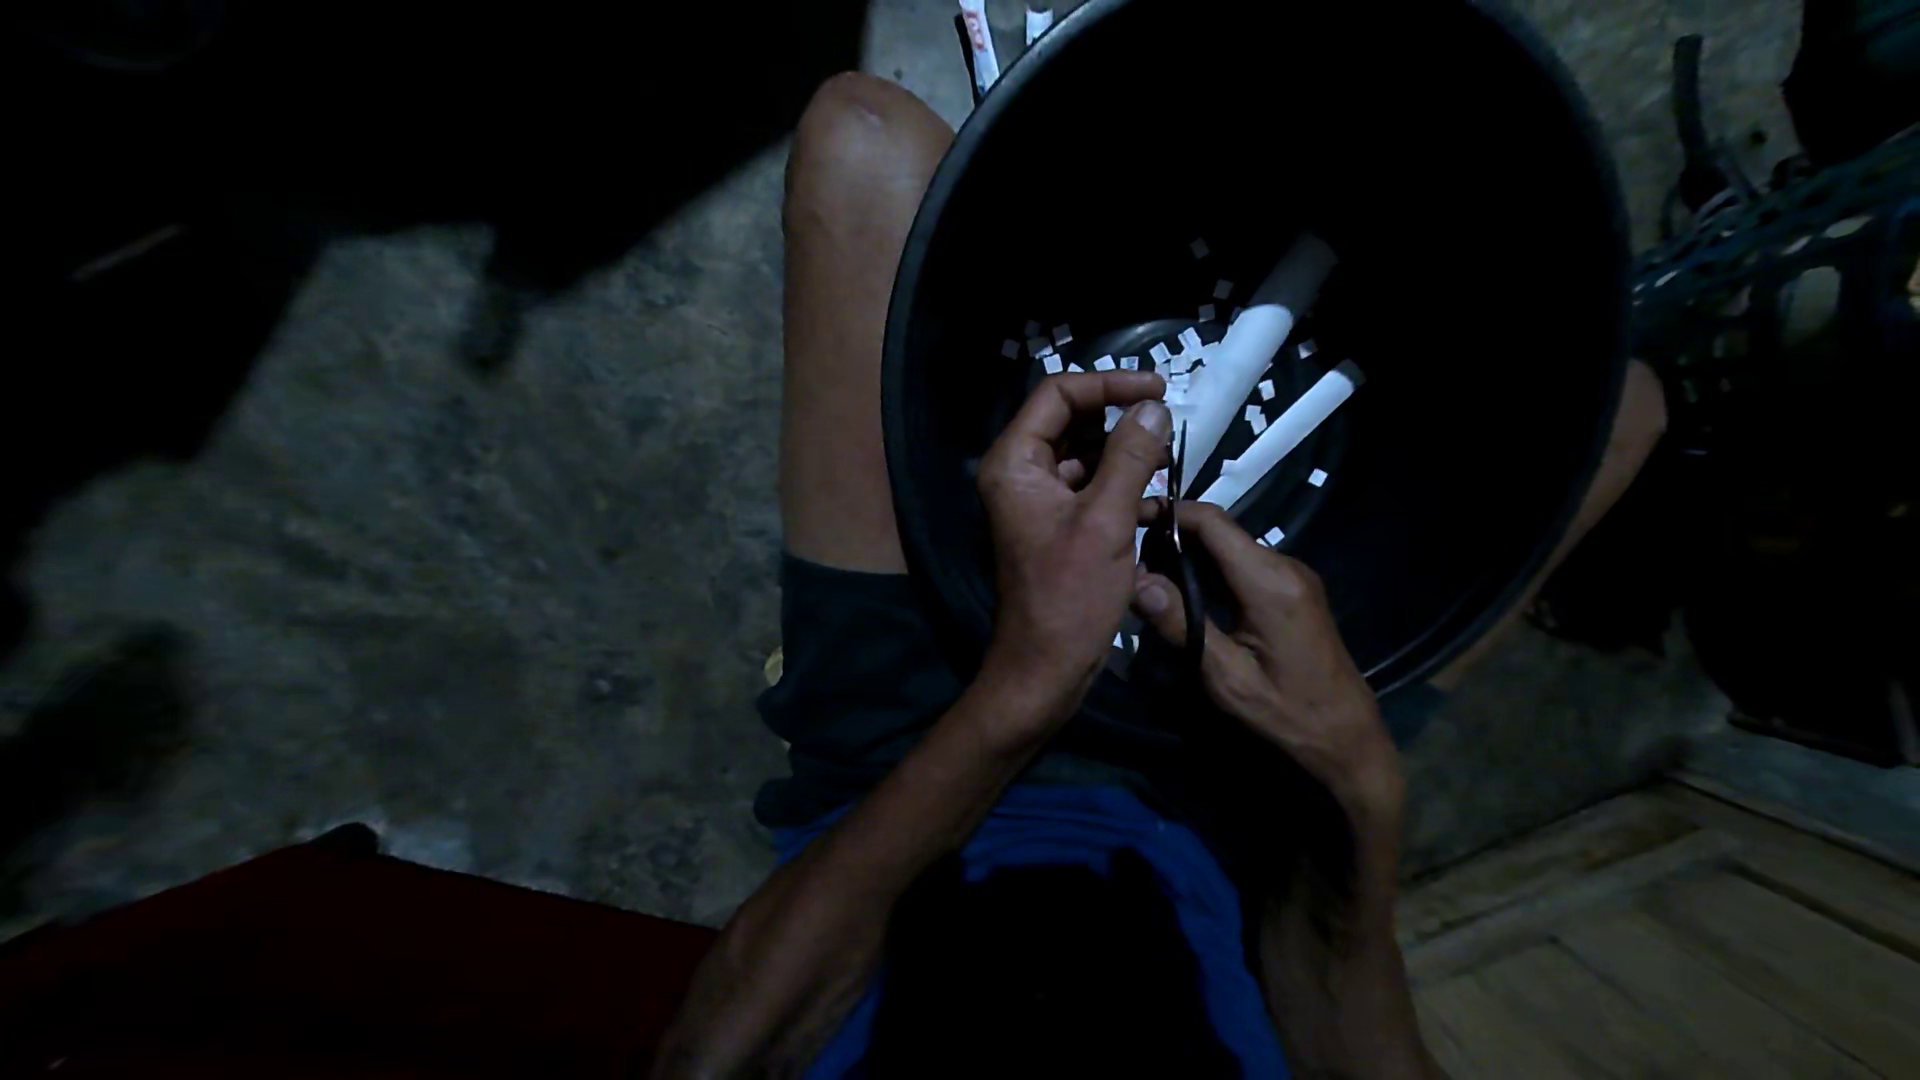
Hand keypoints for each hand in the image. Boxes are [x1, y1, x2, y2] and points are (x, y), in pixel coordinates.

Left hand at [975, 372, 1170, 735]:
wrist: (1046, 666)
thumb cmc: (1070, 595)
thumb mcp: (1107, 520)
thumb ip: (1131, 457)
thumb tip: (1154, 407)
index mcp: (1015, 463)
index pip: (1057, 394)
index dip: (1108, 384)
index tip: (1158, 390)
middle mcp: (1020, 474)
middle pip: (1072, 422)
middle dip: (1121, 423)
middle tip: (1168, 432)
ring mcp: (1038, 501)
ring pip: (1086, 456)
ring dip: (1128, 458)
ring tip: (1168, 469)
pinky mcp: (1058, 525)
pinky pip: (1091, 489)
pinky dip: (1123, 490)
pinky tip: (1158, 508)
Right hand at [1133, 502, 1402, 824]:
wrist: (1346, 736)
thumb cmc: (1285, 711)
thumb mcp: (1225, 676)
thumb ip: (1180, 624)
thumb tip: (1136, 581)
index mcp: (1269, 582)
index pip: (1212, 522)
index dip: (1170, 512)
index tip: (1132, 520)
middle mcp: (1284, 566)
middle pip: (1218, 531)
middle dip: (1173, 539)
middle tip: (1133, 567)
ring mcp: (1291, 575)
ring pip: (1227, 547)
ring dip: (1188, 556)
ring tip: (1151, 583)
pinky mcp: (1291, 588)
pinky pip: (1240, 564)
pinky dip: (1207, 571)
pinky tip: (1185, 596)